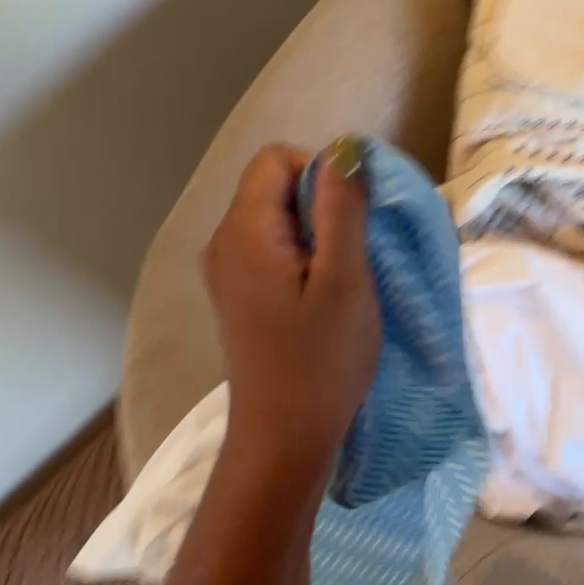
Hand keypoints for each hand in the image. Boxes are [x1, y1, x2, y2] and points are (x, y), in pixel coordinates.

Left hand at [203, 141, 380, 466]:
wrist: (286, 436)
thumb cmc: (322, 360)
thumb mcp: (345, 279)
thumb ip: (343, 209)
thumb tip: (346, 148)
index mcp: (244, 232)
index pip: (277, 158)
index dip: (323, 172)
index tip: (356, 218)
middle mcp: (224, 243)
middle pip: (275, 185)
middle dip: (325, 203)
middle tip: (359, 252)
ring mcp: (229, 271)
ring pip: (279, 218)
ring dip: (321, 232)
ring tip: (348, 276)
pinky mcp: (242, 295)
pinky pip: (276, 248)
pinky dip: (309, 256)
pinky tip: (329, 294)